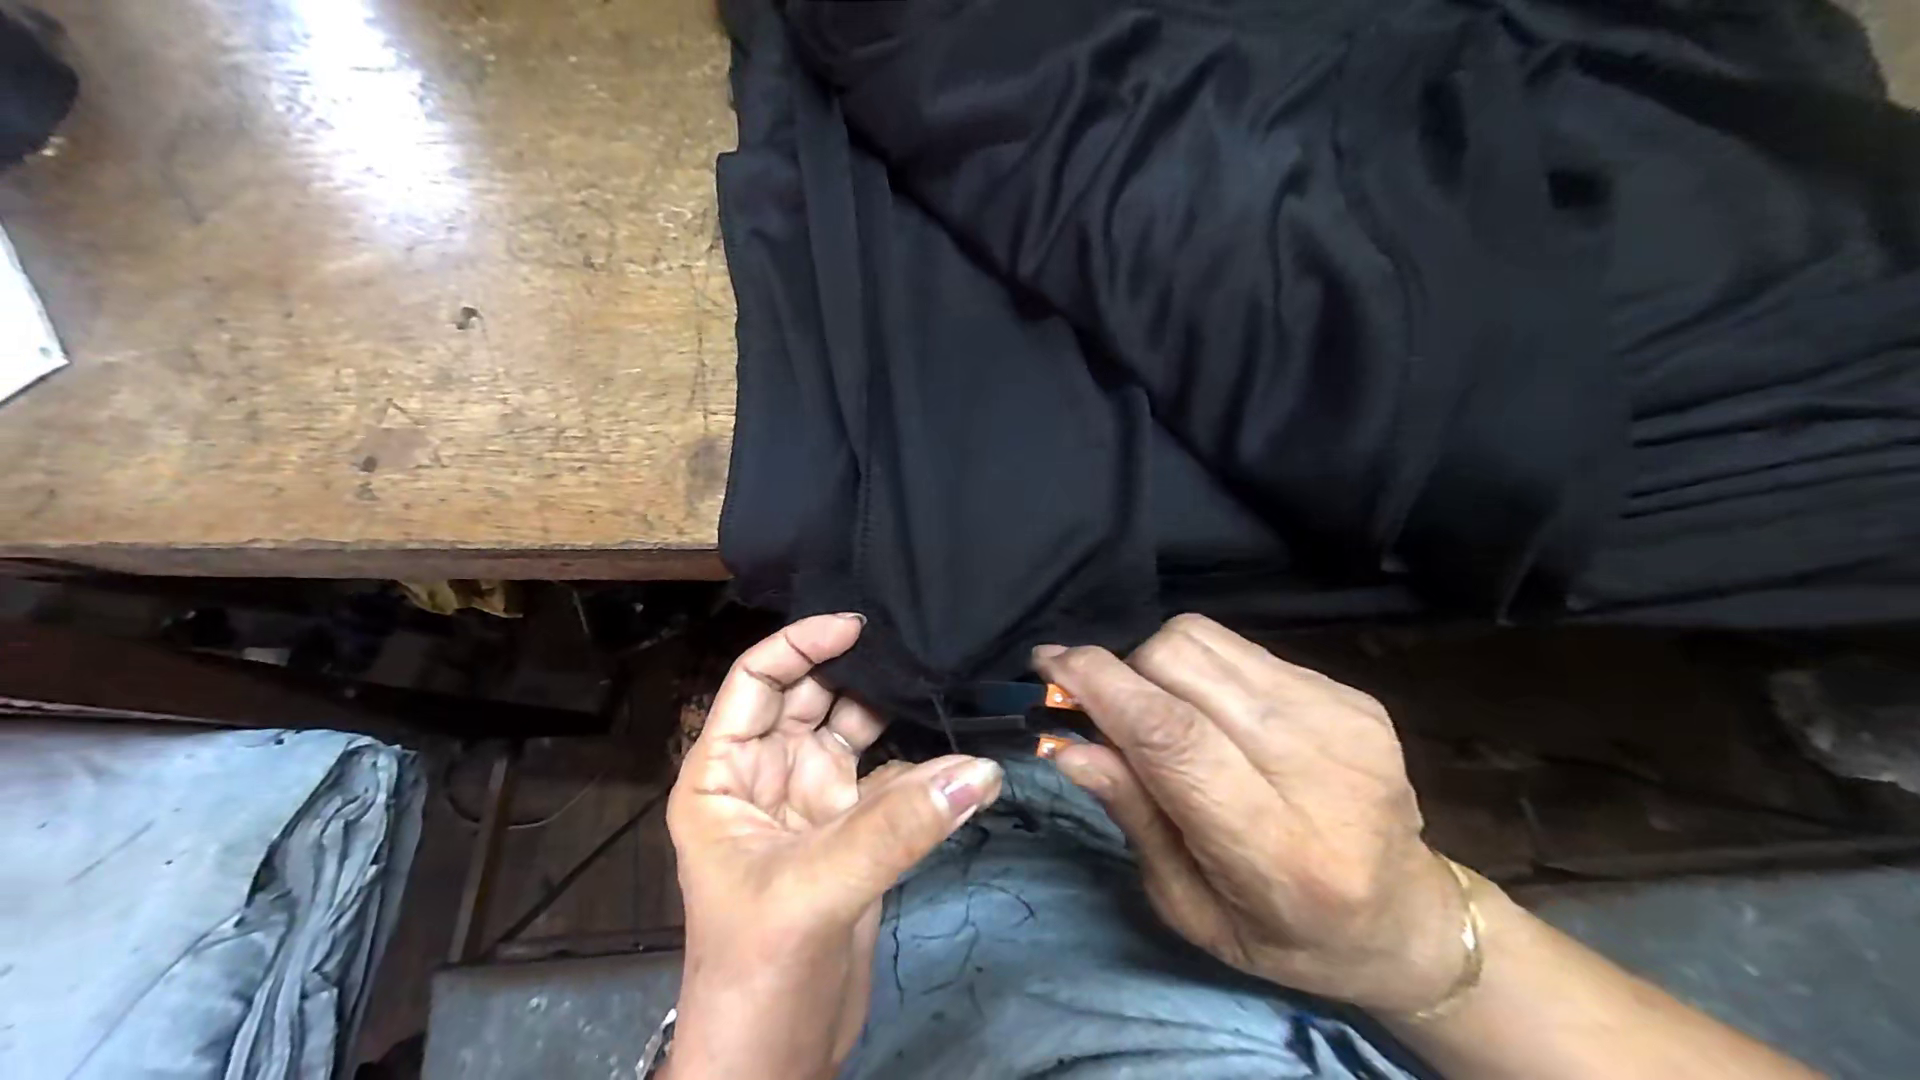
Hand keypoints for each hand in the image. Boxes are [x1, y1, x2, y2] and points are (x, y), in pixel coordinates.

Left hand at [664, 614, 1004, 1078]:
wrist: (776, 1060)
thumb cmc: (756, 971)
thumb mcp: (815, 890)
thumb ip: (897, 828)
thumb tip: (980, 769)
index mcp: (723, 773)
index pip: (756, 681)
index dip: (800, 645)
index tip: (856, 625)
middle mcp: (767, 774)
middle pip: (810, 696)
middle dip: (854, 667)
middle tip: (914, 639)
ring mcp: (813, 799)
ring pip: (853, 730)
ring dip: (892, 708)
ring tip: (941, 673)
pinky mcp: (853, 827)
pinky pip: (890, 776)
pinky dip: (922, 762)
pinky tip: (960, 747)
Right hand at [1034, 614, 1465, 1014]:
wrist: (1409, 918)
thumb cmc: (1284, 933)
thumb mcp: (1188, 905)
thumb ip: (1132, 815)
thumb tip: (1068, 744)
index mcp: (1277, 849)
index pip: (1172, 737)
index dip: (1100, 687)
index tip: (1048, 664)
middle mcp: (1319, 769)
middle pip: (1182, 665)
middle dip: (1121, 671)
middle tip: (1105, 708)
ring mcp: (1343, 719)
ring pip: (1203, 639)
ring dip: (1156, 663)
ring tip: (1159, 709)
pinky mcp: (1351, 693)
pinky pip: (1237, 647)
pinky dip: (1199, 668)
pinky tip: (1210, 710)